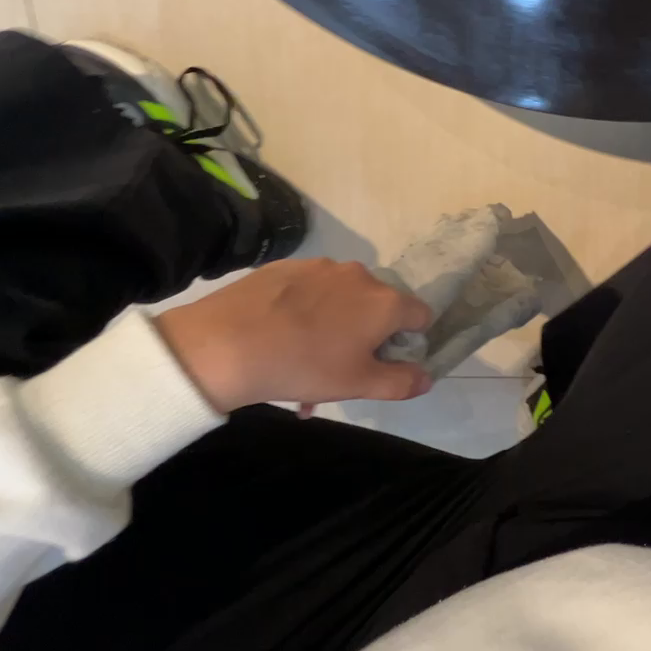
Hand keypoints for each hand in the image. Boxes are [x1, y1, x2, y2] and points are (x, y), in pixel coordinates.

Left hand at [155, 259, 434, 412]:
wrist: (223, 344)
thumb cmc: (301, 366)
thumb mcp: (356, 385)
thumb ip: (400, 382)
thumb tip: (427, 378)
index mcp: (385, 303)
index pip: (420, 314)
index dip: (409, 340)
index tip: (383, 361)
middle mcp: (361, 275)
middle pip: (379, 305)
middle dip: (367, 333)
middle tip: (339, 366)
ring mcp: (322, 266)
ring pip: (342, 297)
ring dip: (335, 322)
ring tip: (302, 356)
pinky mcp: (287, 265)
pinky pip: (310, 289)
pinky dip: (305, 308)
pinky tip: (279, 333)